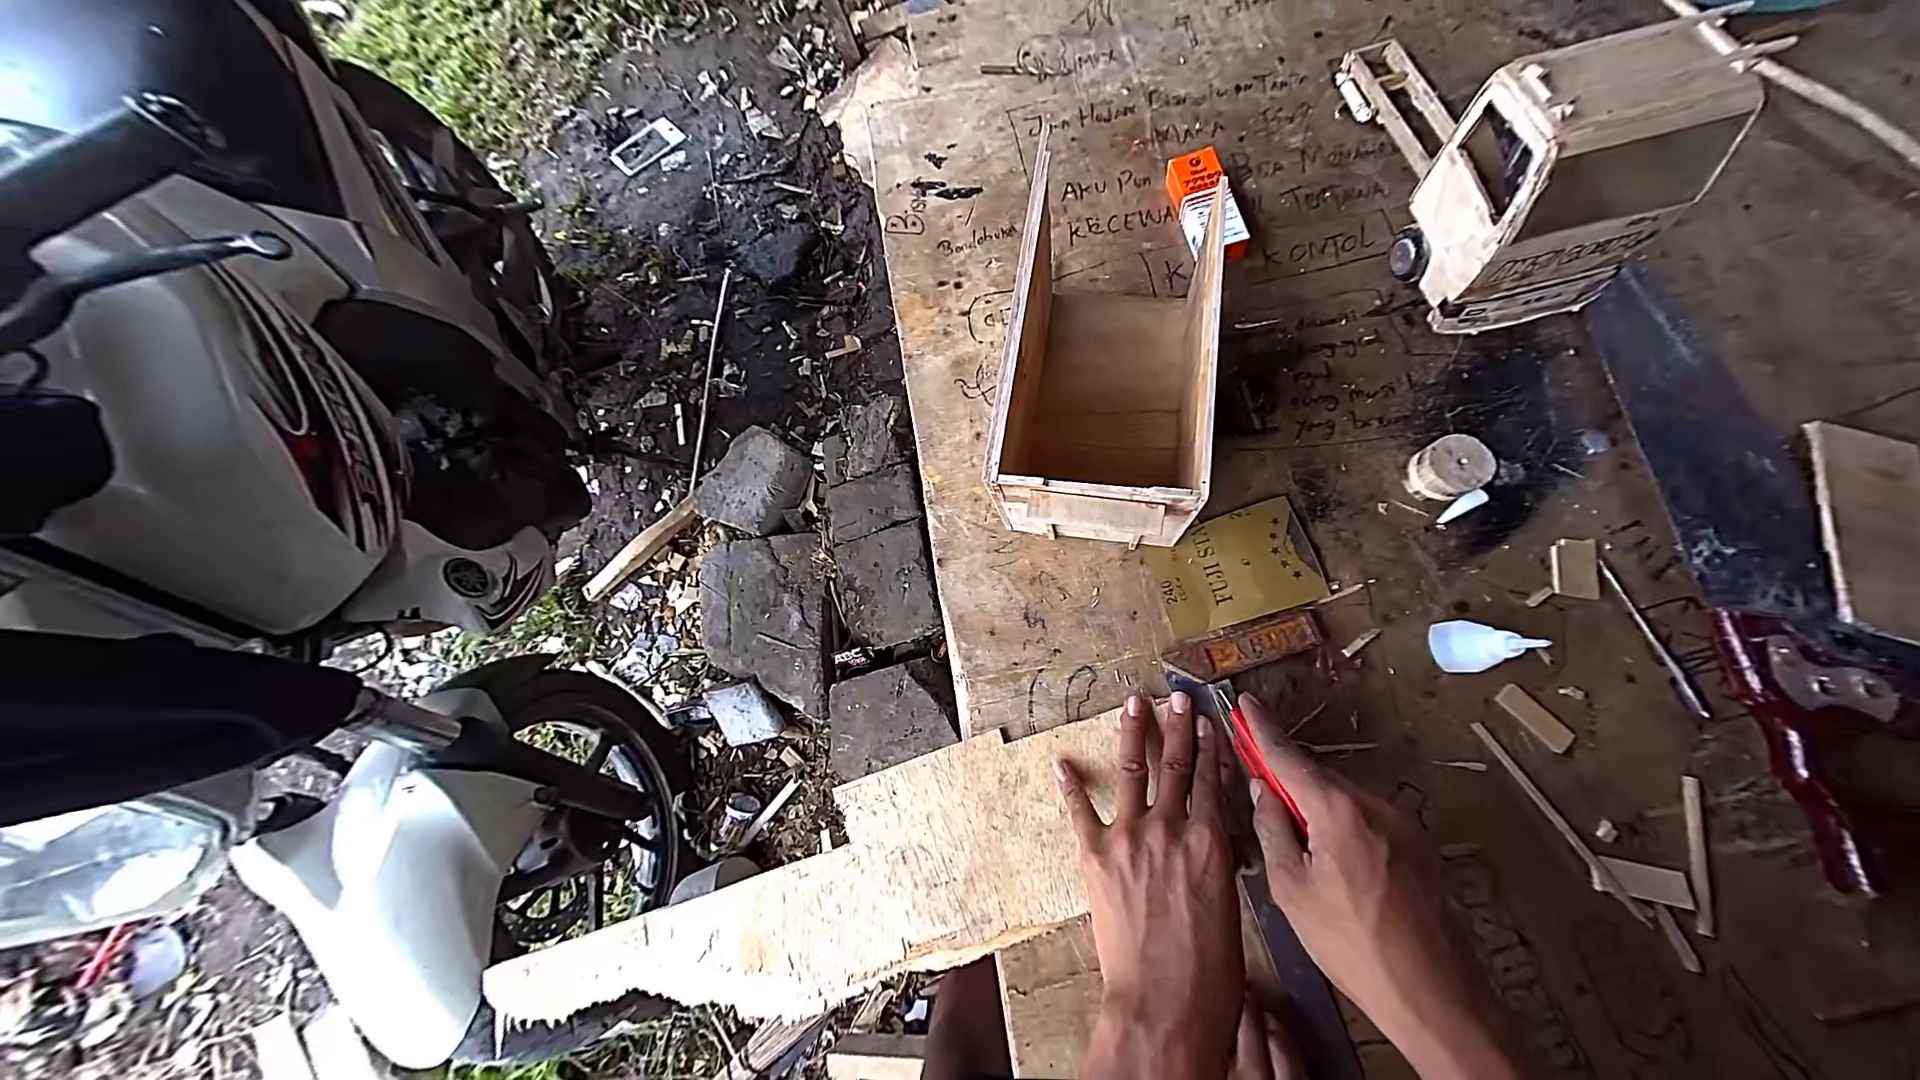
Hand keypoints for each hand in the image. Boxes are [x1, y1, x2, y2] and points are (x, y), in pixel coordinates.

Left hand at [1055, 692, 1242, 1079]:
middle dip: (1177, 727)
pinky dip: (1071, 786)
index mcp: (1209, 842)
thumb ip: (1215, 858)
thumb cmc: (1208, 971)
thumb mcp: (1227, 905)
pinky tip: (1063, 763)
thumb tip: (1211, 831)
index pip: (1211, 780)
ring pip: (1132, 772)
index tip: (1207, 721)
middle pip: (1176, 766)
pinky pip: (1080, 811)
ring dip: (1132, 734)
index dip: (1209, 747)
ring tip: (1132, 704)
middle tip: (1176, 697)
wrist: (1162, 1005)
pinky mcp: (1096, 853)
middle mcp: (1170, 828)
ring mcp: (1130, 837)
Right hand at [1236, 692, 1529, 1079]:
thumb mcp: (1291, 889)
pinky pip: (1366, 818)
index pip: (1287, 756)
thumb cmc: (1353, 946)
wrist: (1440, 1001)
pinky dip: (1340, 824)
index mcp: (1338, 811)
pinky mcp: (1420, 846)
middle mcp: (1375, 805)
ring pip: (1342, 798)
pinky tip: (1334, 863)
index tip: (1245, 702)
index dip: (1260, 727)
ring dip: (1314, 807)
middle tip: (1260, 792)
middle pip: (1316, 777)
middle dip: (1286, 779)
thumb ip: (1271, 828)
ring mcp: (1404, 824)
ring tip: (1300, 850)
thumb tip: (1263, 790)